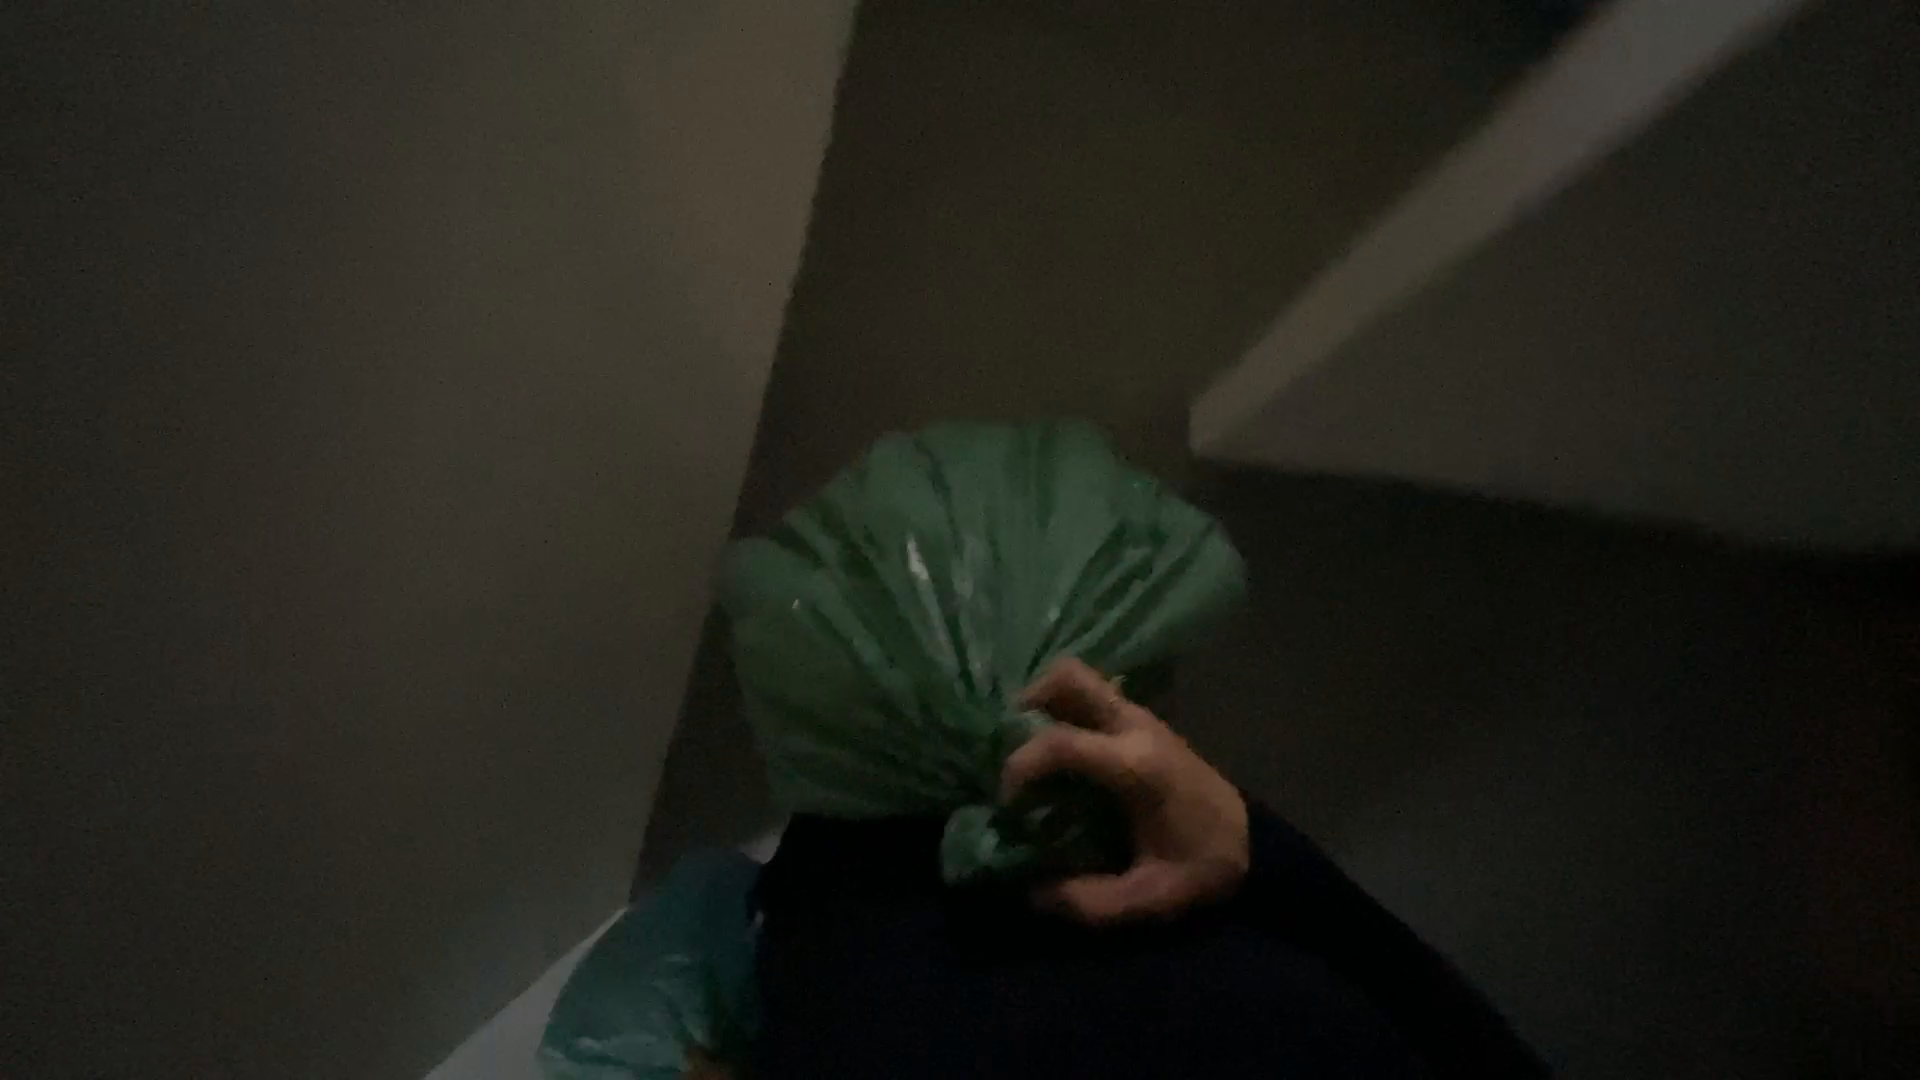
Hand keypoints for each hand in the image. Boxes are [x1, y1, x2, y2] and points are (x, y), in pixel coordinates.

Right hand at [1002, 656, 1249, 924]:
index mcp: (1136, 765)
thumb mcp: (1149, 897)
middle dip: (1029, 701)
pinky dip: (1064, 706)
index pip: (1062, 743)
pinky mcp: (1142, 718)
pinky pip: (1092, 693)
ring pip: (1079, 676)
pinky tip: (1059, 748)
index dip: (1021, 765)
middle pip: (1070, 678)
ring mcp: (1139, 715)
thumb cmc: (1202, 866)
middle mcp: (1134, 726)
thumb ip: (1090, 901)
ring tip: (1029, 743)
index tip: (1008, 800)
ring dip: (1045, 699)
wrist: (1254, 841)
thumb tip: (1033, 892)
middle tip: (1010, 742)